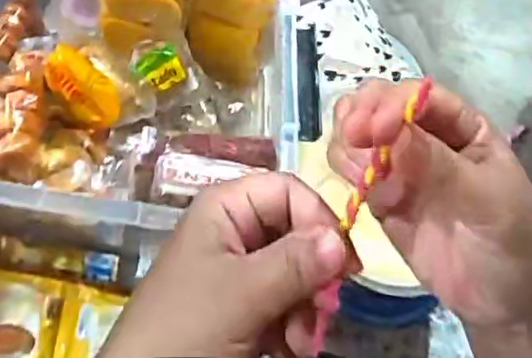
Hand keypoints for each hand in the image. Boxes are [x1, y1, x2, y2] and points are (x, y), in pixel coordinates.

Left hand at [106, 172, 353, 357]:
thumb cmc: (187, 327)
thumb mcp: (240, 294)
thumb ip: (292, 264)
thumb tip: (340, 238)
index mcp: (226, 207)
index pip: (286, 190)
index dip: (318, 219)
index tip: (345, 265)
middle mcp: (235, 230)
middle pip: (296, 232)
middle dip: (314, 274)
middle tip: (321, 312)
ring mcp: (240, 271)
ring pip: (297, 273)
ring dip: (307, 309)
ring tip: (299, 343)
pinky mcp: (245, 309)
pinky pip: (287, 305)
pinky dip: (296, 328)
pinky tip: (289, 350)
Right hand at [330, 80, 531, 356]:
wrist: (511, 312)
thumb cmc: (514, 242)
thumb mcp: (486, 200)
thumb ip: (437, 164)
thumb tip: (389, 131)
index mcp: (458, 123)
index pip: (417, 97)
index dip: (392, 104)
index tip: (375, 128)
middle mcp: (423, 132)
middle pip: (378, 104)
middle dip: (360, 114)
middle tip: (351, 137)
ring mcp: (398, 163)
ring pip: (357, 130)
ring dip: (347, 141)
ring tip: (356, 171)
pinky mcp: (380, 194)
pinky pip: (351, 168)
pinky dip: (344, 168)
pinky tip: (354, 185)